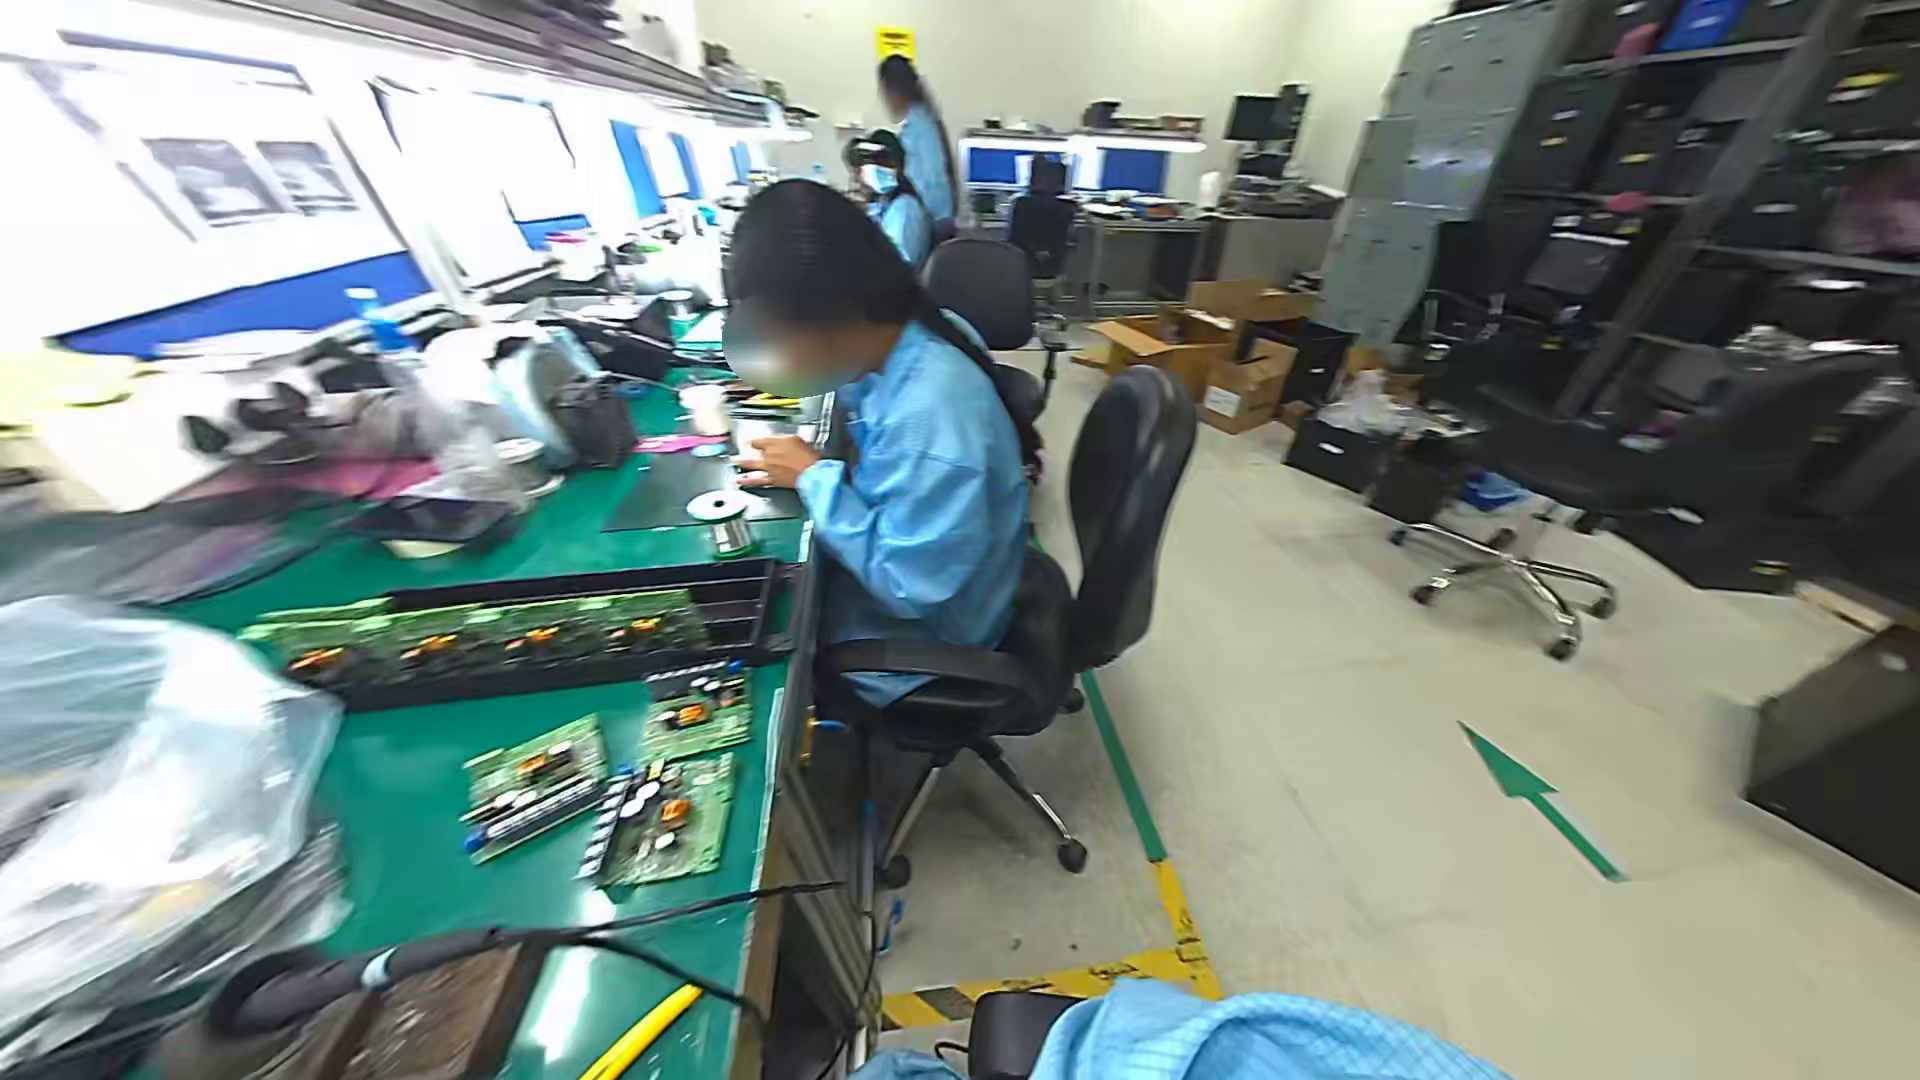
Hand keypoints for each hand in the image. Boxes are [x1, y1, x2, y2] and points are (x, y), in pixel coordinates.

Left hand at [736, 435, 820, 488]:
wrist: (812, 472)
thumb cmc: (808, 457)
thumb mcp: (797, 440)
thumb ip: (785, 440)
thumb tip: (780, 441)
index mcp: (774, 443)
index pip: (758, 441)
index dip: (754, 442)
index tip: (752, 443)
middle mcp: (768, 454)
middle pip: (752, 452)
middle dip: (744, 452)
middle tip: (737, 453)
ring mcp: (769, 468)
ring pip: (750, 465)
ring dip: (741, 464)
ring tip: (735, 464)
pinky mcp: (772, 480)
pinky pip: (757, 481)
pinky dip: (747, 481)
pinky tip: (741, 481)